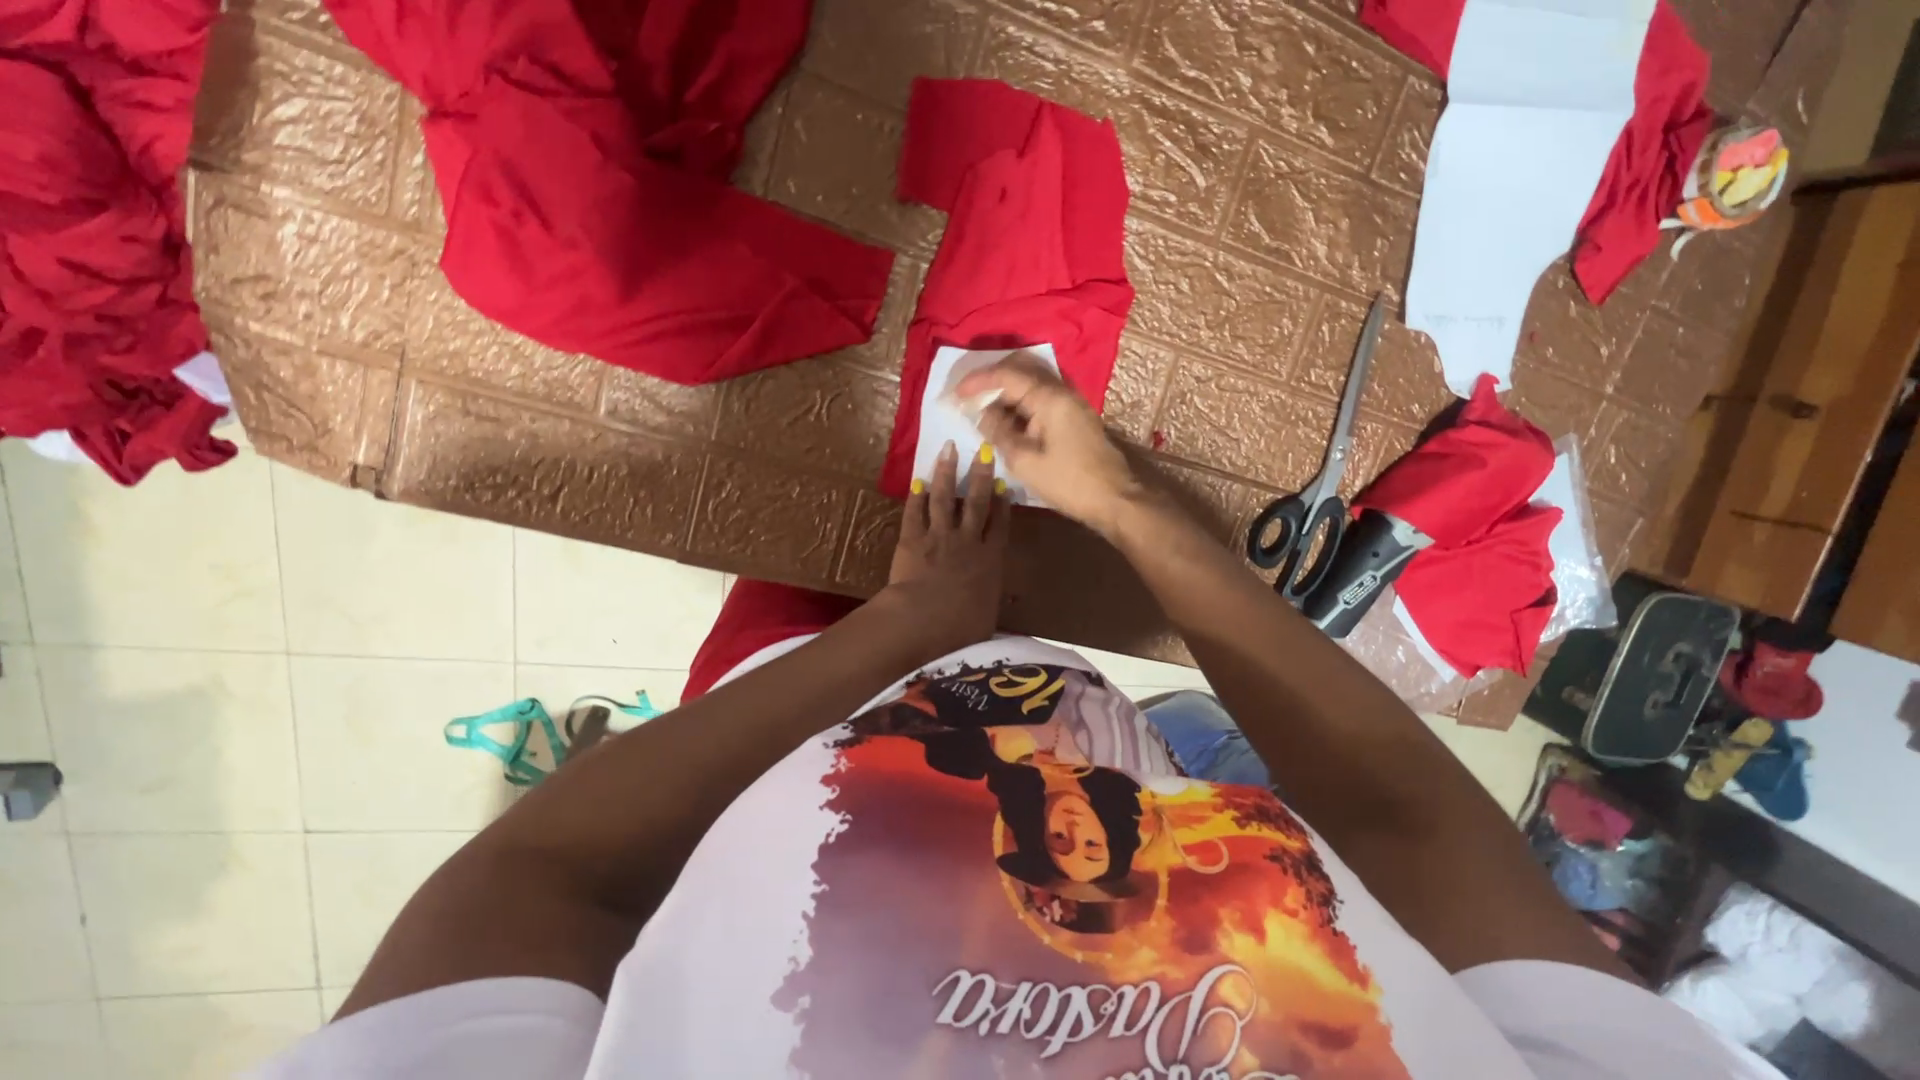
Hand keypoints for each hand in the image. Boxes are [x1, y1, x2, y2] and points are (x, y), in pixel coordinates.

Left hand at [881, 439, 1009, 656]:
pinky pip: (915, 513)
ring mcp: (939, 537)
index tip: (1003, 484)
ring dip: (947, 473)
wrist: (924, 619)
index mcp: (990, 560)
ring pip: (945, 498)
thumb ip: (990, 605)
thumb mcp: (986, 620)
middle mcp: (967, 541)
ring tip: (948, 450)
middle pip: (977, 502)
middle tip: (983, 450)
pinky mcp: (912, 539)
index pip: (999, 525)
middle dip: (980, 475)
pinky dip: (916, 497)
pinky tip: (918, 481)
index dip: (1002, 504)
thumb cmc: (961, 627)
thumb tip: (1001, 608)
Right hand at [955, 356, 1141, 533]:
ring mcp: (1070, 402)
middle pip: (1021, 368)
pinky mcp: (1074, 415)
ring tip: (982, 408)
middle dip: (991, 379)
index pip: (1007, 376)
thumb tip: (981, 414)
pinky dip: (1020, 402)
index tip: (954, 394)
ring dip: (1006, 390)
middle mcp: (1062, 390)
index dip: (977, 382)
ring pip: (1032, 381)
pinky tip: (1006, 419)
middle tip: (968, 395)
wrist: (1114, 499)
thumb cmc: (1068, 482)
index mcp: (1049, 397)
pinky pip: (1041, 396)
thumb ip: (999, 432)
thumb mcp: (1024, 460)